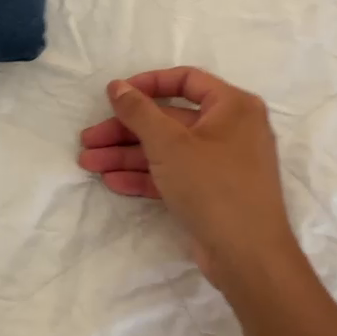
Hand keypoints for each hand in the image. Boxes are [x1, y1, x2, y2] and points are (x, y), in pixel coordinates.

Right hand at [78, 67, 299, 289]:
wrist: (248, 255)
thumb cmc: (213, 186)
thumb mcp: (169, 144)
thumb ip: (139, 111)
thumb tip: (117, 86)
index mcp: (233, 107)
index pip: (186, 80)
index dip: (147, 84)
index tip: (115, 96)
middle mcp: (230, 130)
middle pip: (168, 119)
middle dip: (125, 130)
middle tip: (89, 140)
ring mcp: (221, 163)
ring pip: (166, 149)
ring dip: (126, 155)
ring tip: (89, 163)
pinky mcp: (211, 192)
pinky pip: (173, 174)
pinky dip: (144, 175)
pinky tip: (112, 180)